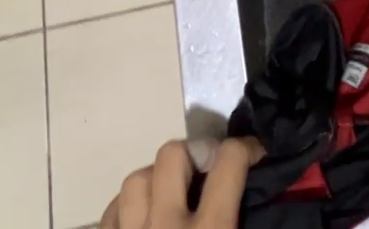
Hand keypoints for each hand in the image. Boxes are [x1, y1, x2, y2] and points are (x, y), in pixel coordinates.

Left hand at [101, 138, 261, 228]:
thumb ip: (248, 221)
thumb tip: (260, 197)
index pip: (228, 160)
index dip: (247, 147)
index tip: (255, 154)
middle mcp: (166, 227)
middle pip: (171, 154)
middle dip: (193, 153)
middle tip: (208, 170)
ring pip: (134, 180)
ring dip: (154, 180)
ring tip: (170, 194)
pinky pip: (108, 215)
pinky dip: (126, 211)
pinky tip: (140, 221)